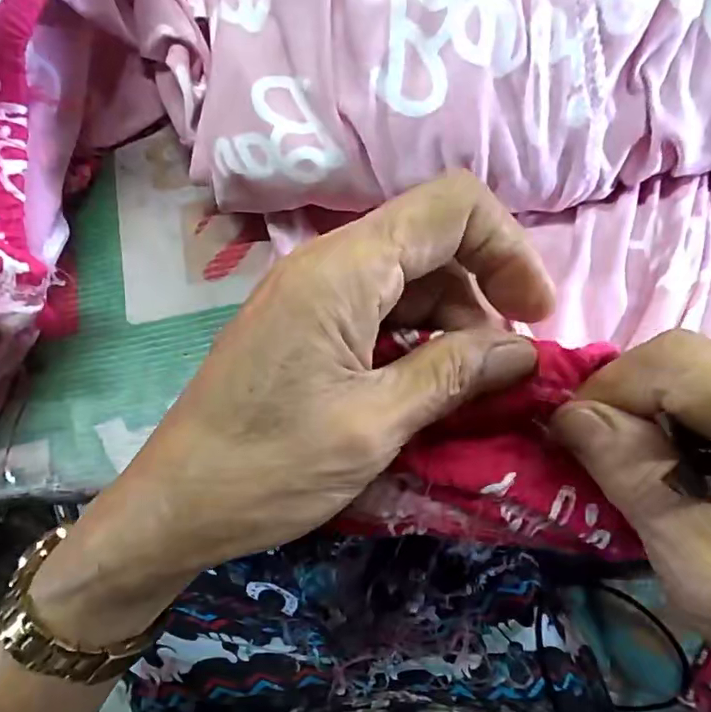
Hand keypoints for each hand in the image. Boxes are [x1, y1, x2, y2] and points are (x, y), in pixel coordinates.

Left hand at [30, 172, 553, 645]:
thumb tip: (522, 348)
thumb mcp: (374, 424)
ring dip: (443, 330)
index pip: (451, 206)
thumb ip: (452, 374)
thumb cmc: (269, 468)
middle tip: (501, 374)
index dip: (508, 249)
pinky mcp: (290, 336)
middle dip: (479, 299)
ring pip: (397, 288)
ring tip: (465, 393)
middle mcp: (320, 268)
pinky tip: (417, 393)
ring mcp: (300, 302)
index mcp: (341, 270)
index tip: (535, 317)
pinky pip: (364, 319)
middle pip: (426, 247)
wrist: (175, 506)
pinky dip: (403, 347)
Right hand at [549, 330, 710, 711]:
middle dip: (637, 405)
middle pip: (703, 362)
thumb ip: (631, 474)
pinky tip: (707, 467)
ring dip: (668, 414)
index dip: (609, 389)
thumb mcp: (693, 560)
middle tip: (611, 462)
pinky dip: (705, 420)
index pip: (683, 362)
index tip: (572, 437)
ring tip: (660, 473)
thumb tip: (567, 411)